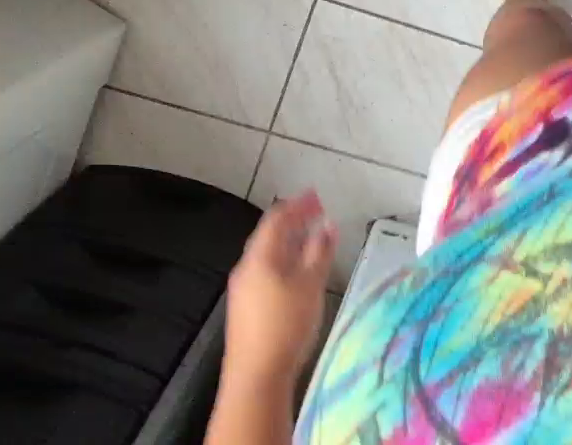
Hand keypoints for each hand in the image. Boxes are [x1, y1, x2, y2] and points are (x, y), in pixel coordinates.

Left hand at [222, 190, 336, 388]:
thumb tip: (328, 226)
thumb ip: (320, 251)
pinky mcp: (247, 308)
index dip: (297, 204)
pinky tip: (298, 267)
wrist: (256, 376)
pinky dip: (284, 258)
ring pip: (268, 254)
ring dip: (290, 240)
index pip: (277, 219)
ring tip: (311, 234)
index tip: (316, 194)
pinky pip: (266, 270)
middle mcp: (246, 269)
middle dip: (294, 220)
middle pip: (269, 235)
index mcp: (260, 258)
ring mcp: (244, 289)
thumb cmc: (286, 324)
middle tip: (316, 210)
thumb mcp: (311, 284)